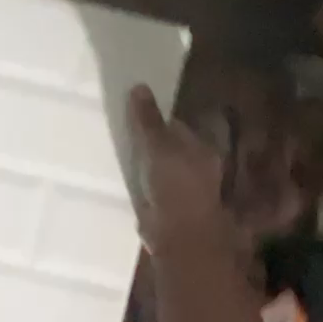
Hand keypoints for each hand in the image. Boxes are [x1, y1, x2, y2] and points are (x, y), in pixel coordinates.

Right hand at [127, 84, 233, 252]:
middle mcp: (197, 169)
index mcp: (200, 151)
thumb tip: (139, 86)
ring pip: (161, 170)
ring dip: (147, 166)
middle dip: (152, 144)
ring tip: (122, 156)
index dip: (158, 121)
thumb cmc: (175, 186)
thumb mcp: (158, 147)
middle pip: (171, 150)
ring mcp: (183, 192)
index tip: (135, 114)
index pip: (178, 129)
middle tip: (124, 134)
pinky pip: (151, 190)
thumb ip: (148, 120)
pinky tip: (127, 182)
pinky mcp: (167, 211)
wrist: (179, 236)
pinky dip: (142, 185)